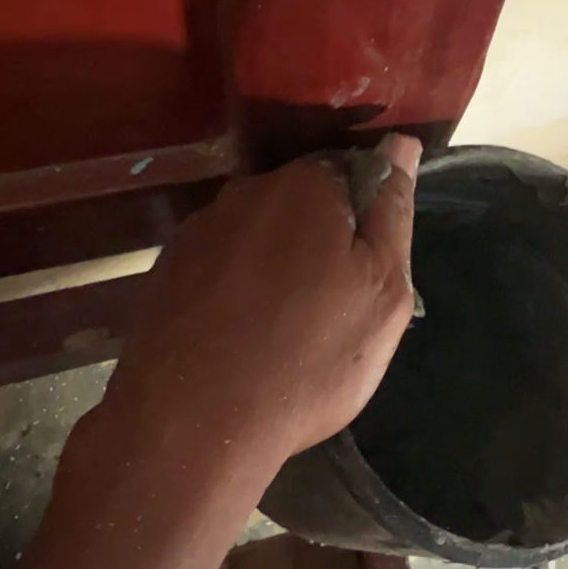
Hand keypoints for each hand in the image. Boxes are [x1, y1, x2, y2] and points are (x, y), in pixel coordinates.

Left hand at [101, 134, 421, 457]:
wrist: (192, 425)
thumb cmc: (309, 358)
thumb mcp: (383, 291)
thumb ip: (392, 212)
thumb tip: (401, 143)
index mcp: (307, 186)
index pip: (355, 173)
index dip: (369, 220)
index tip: (371, 270)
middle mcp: (248, 191)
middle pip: (305, 203)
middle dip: (325, 240)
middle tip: (337, 306)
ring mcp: (200, 230)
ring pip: (261, 234)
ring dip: (280, 265)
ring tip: (287, 327)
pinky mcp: (167, 270)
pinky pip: (224, 264)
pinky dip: (240, 288)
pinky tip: (245, 334)